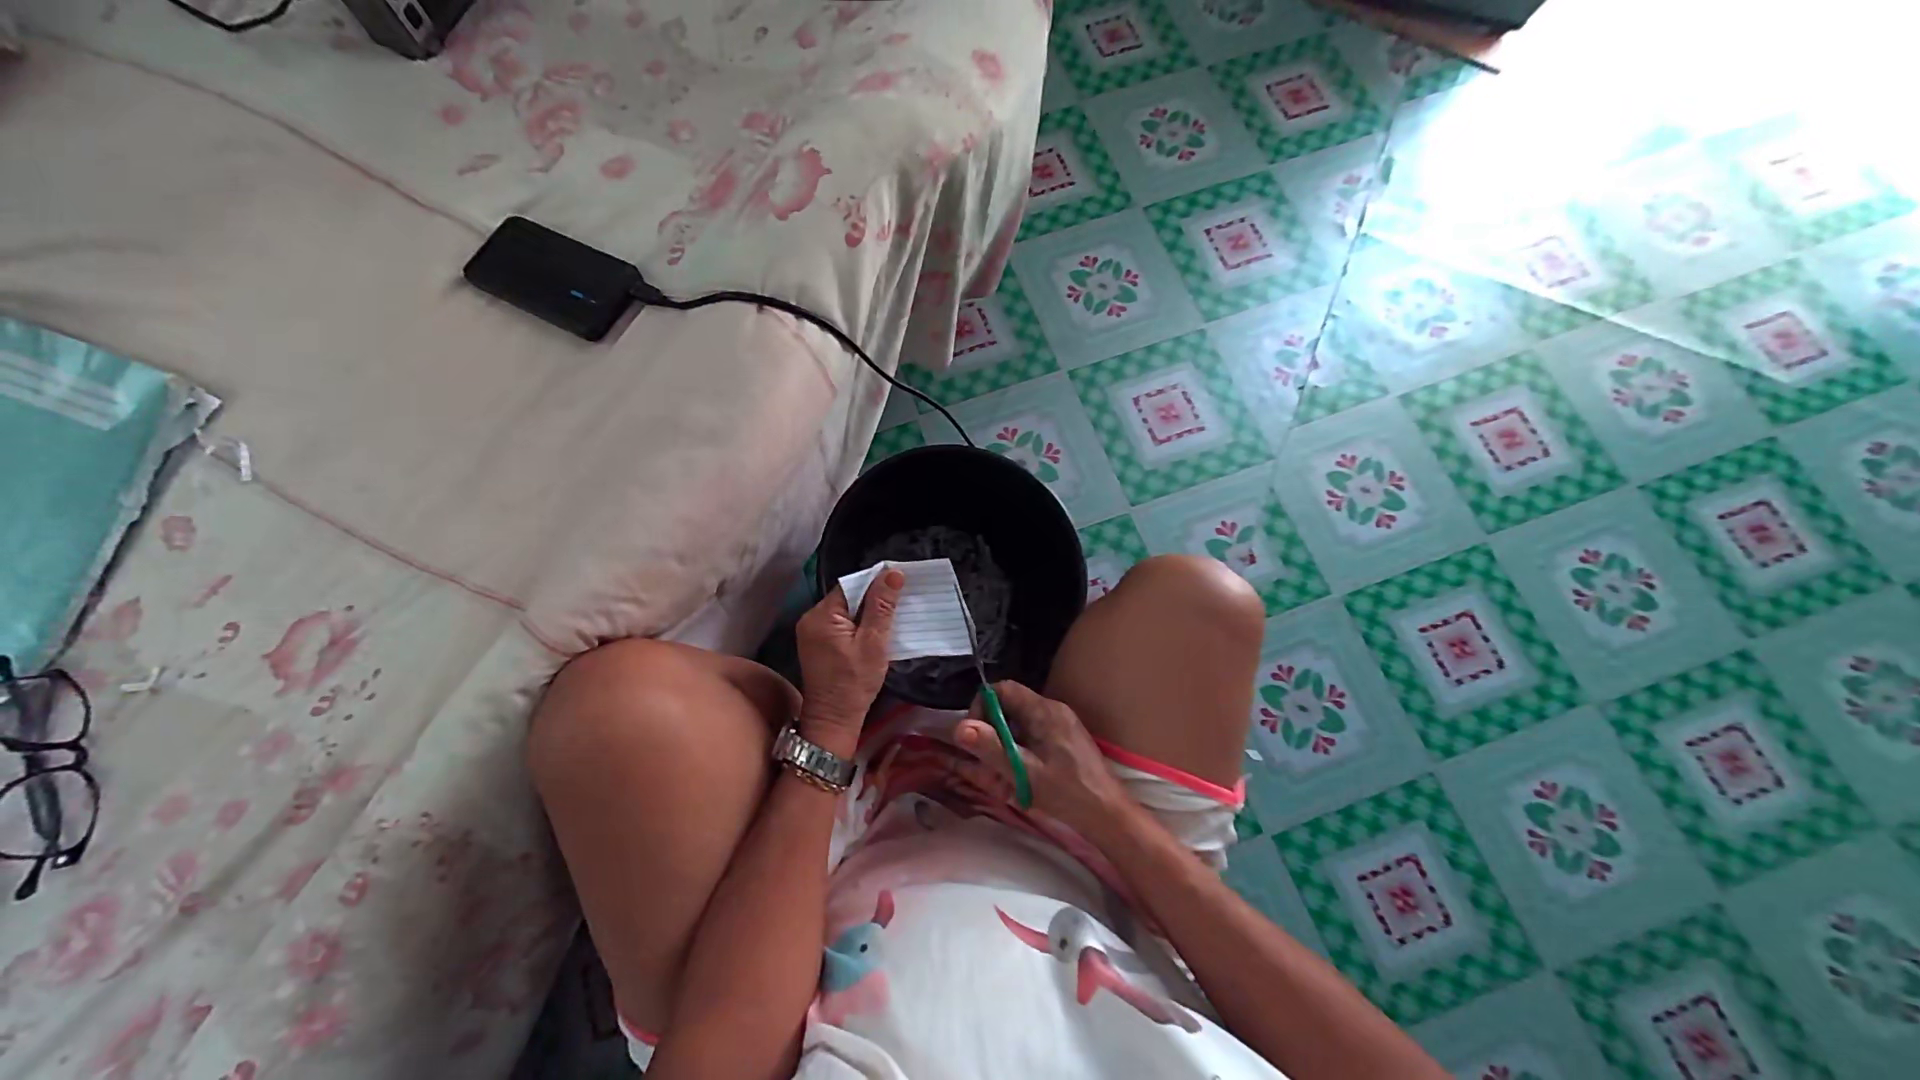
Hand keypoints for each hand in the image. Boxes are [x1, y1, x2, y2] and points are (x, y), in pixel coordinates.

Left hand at [795, 569, 903, 734]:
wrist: (834, 720)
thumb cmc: (855, 683)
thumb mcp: (874, 643)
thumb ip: (881, 607)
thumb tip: (892, 573)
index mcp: (821, 615)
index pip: (851, 585)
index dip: (875, 583)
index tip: (899, 584)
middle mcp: (811, 618)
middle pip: (847, 596)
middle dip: (872, 598)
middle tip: (900, 600)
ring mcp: (811, 631)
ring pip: (844, 610)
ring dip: (866, 612)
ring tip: (891, 615)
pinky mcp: (816, 643)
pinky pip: (839, 623)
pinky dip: (856, 624)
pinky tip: (874, 631)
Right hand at [951, 681, 1128, 836]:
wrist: (1108, 814)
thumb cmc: (1067, 793)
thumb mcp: (1024, 772)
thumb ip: (992, 748)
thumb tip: (959, 727)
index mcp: (1044, 711)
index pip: (1003, 689)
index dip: (982, 707)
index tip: (976, 736)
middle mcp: (1053, 710)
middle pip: (1010, 706)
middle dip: (992, 730)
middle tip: (986, 759)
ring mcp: (1062, 724)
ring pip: (1020, 723)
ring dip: (1005, 743)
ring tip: (1003, 772)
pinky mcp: (1066, 740)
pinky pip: (1033, 735)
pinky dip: (1020, 750)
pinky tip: (1021, 776)